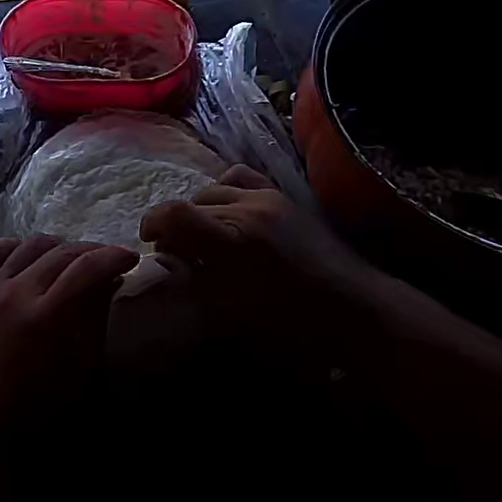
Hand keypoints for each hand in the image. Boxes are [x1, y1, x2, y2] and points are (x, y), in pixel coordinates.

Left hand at [0, 235, 136, 449]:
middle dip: (92, 251)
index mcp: (45, 315)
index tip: (132, 257)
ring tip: (75, 260)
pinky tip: (32, 258)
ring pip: (31, 245)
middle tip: (110, 259)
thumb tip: (112, 280)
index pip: (86, 268)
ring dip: (59, 247)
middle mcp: (17, 291)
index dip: (114, 256)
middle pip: (62, 252)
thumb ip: (95, 319)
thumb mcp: (78, 368)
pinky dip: (18, 248)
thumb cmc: (35, 404)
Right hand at [139, 165, 373, 329]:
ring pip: (211, 191)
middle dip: (177, 228)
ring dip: (200, 213)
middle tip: (183, 256)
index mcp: (232, 242)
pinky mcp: (282, 196)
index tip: (150, 244)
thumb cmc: (288, 322)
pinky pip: (239, 179)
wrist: (351, 309)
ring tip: (207, 238)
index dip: (152, 224)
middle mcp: (247, 210)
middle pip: (190, 203)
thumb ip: (190, 282)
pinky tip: (230, 216)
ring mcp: (267, 198)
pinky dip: (225, 194)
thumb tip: (165, 266)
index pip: (173, 213)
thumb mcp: (228, 311)